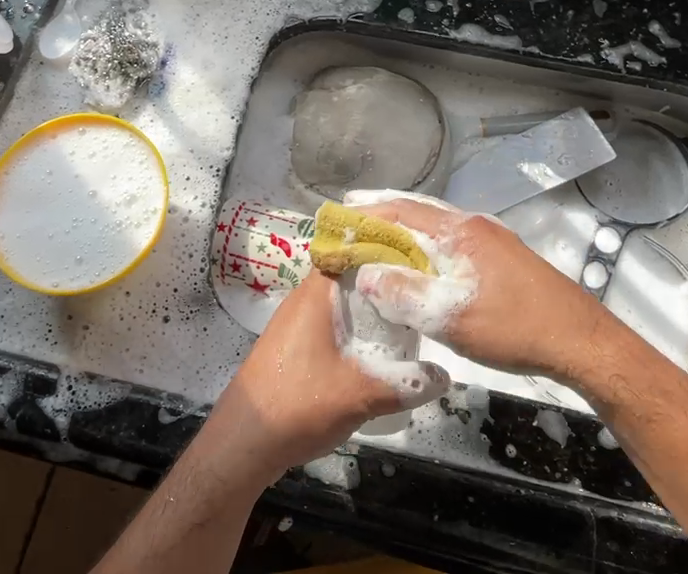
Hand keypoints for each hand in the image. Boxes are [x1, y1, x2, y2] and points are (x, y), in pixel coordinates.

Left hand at [210, 270, 447, 482]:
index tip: (418, 250)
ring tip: (406, 311)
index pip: (351, 248)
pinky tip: (375, 344)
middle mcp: (303, 298)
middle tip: (422, 283)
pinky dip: (354, 323)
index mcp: (316, 294)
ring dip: (368, 303)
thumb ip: (405, 384)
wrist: (242, 443)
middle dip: (383, 276)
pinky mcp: (294, 344)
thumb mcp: (359, 395)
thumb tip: (444, 377)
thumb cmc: (297, 405)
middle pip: (348, 272)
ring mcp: (296, 322)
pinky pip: (331, 320)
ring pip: (339, 299)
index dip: (384, 245)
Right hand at [350, 194, 615, 382]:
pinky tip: (421, 263)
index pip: (404, 211)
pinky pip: (453, 243)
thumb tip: (367, 274)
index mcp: (463, 232)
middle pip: (421, 212)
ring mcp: (493, 242)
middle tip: (352, 215)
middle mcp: (477, 227)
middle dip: (385, 213)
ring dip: (406, 230)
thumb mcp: (453, 317)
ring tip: (378, 236)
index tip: (339, 215)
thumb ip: (406, 293)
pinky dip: (427, 246)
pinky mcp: (503, 261)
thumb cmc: (516, 327)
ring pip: (438, 228)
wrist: (582, 342)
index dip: (369, 213)